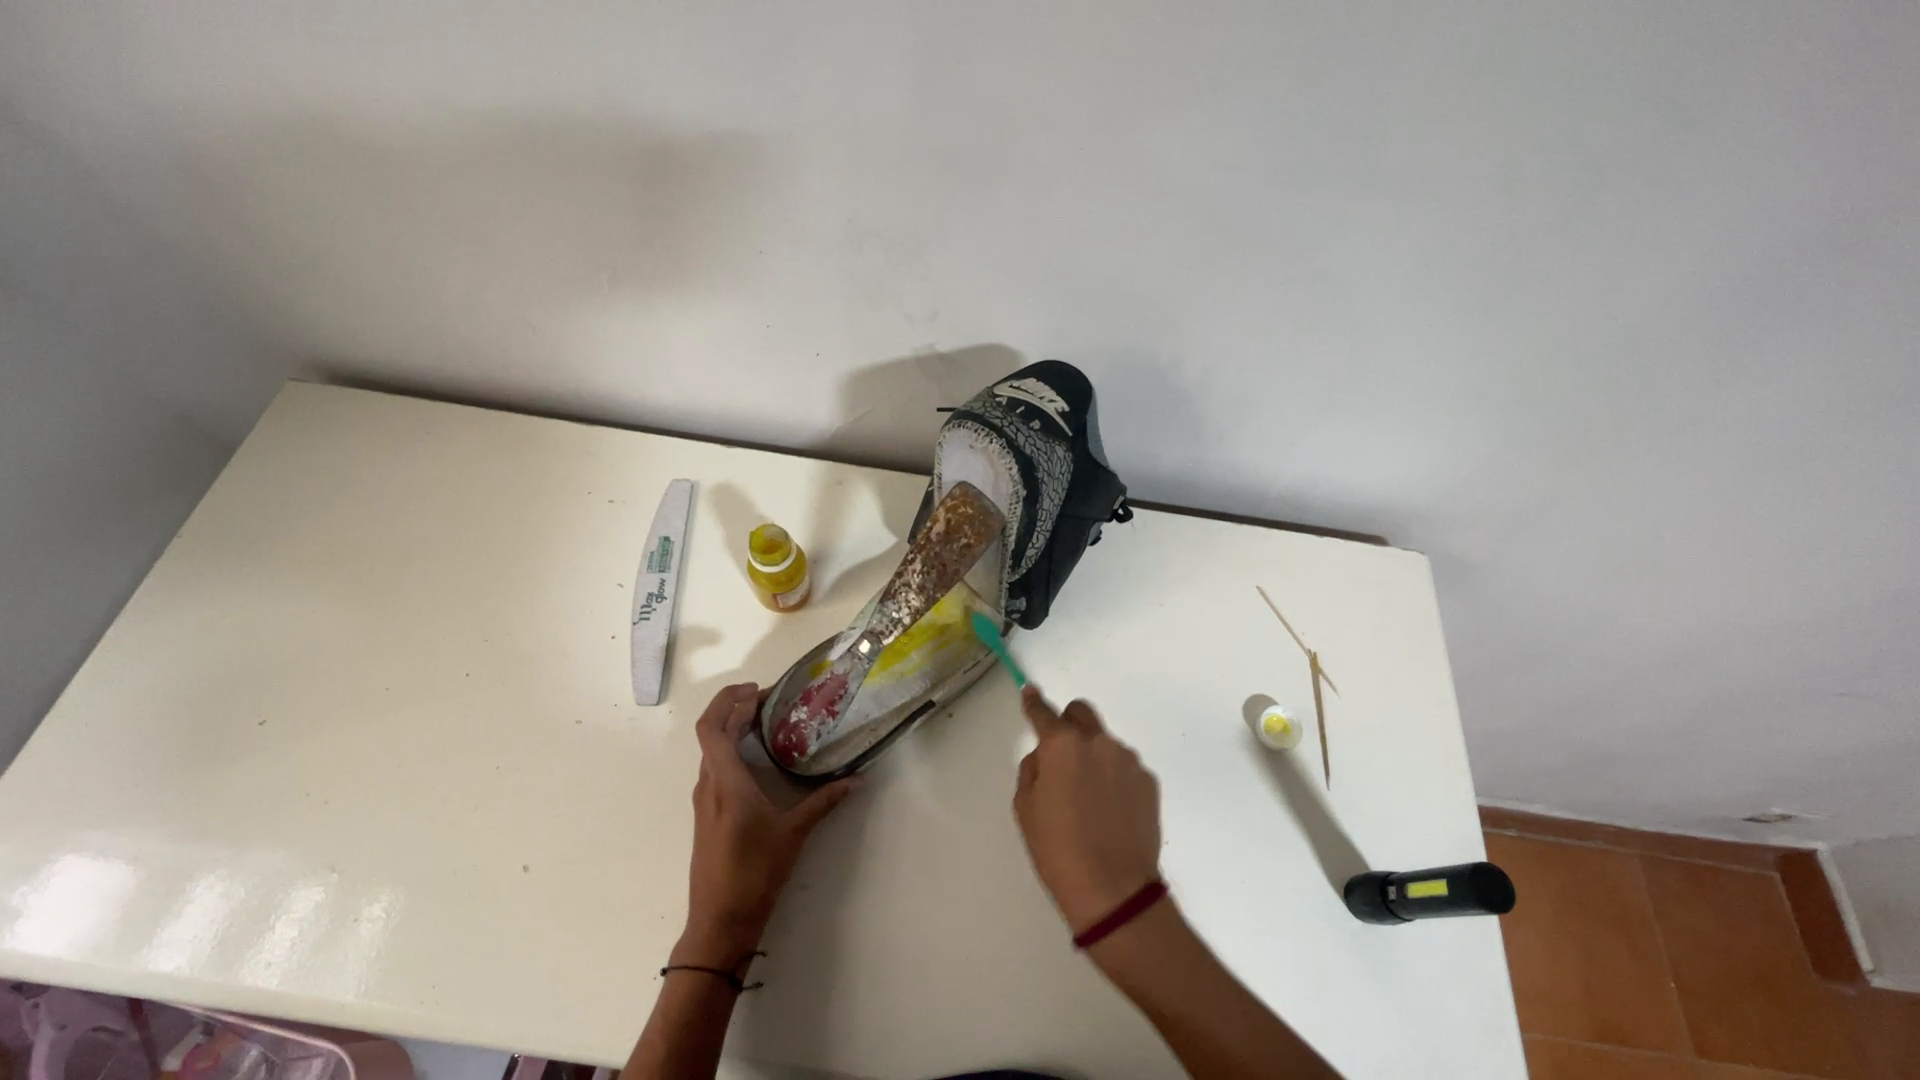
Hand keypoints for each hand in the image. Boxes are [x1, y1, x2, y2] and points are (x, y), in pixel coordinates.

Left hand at [677, 683, 856, 964]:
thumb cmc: (755, 873)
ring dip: (731, 729)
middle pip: (711, 733)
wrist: (720, 920)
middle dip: (734, 708)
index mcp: (725, 782)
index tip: (757, 690)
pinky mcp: (707, 815)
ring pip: (711, 751)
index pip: (712, 727)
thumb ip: (824, 801)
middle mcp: (708, 784)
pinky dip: (731, 751)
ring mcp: (704, 801)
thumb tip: (855, 779)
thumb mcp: (795, 833)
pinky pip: (715, 768)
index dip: (728, 700)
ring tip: (765, 722)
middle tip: (768, 699)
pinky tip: (757, 759)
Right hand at [1013, 686, 1162, 932]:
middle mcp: (1099, 743)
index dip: (1033, 702)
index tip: (1029, 692)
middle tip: (1060, 756)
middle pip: (1081, 713)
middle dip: (1068, 724)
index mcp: (1062, 746)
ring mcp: (1129, 761)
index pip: (1043, 713)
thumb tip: (1045, 757)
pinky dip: (1113, 778)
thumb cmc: (1058, 850)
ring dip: (1093, 756)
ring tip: (1088, 799)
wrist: (1114, 890)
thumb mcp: (1026, 809)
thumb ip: (1033, 770)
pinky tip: (1109, 811)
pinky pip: (1124, 768)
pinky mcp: (1149, 782)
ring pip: (1104, 743)